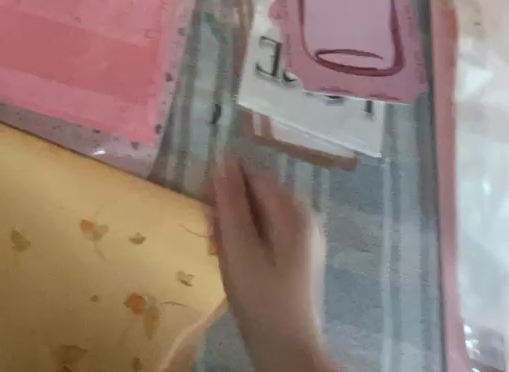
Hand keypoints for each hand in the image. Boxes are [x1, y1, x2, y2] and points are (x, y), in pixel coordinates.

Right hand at [211, 157, 336, 371]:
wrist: (288, 351)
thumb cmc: (260, 297)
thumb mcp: (238, 246)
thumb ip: (229, 200)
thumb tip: (222, 158)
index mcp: (293, 211)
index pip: (252, 174)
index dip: (225, 183)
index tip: (204, 203)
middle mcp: (304, 216)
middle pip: (257, 191)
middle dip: (230, 204)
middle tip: (212, 230)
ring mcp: (304, 235)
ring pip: (259, 210)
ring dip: (236, 222)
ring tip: (222, 248)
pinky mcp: (298, 252)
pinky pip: (267, 227)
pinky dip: (248, 235)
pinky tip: (236, 257)